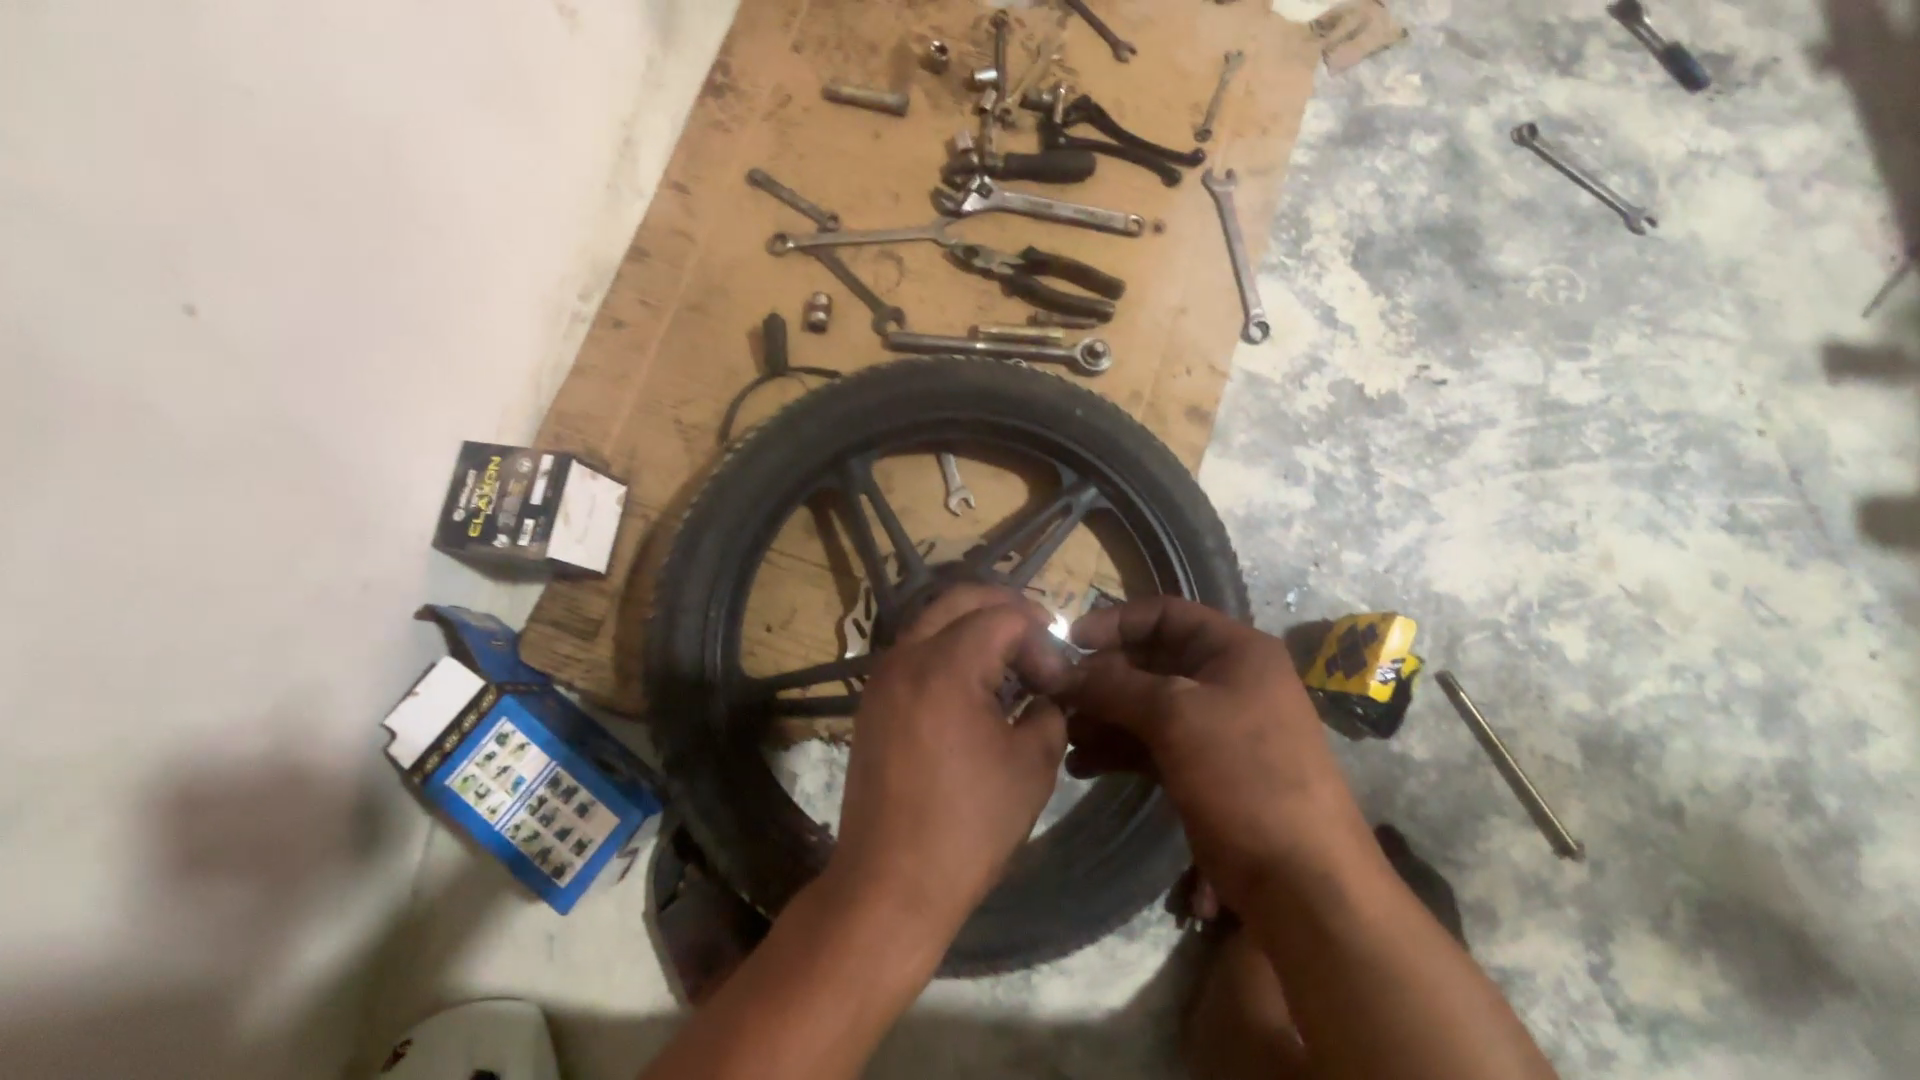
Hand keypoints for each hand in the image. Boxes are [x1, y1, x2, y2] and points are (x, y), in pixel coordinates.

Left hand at [829, 585, 1071, 934]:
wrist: (891, 881)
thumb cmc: (969, 825)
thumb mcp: (1032, 764)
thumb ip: (1048, 712)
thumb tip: (1046, 694)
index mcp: (945, 666)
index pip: (1003, 617)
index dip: (1040, 639)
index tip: (1057, 681)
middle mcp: (905, 658)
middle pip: (960, 600)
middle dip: (1006, 610)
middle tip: (1040, 639)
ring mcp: (881, 679)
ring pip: (932, 624)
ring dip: (974, 629)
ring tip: (1011, 662)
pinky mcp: (871, 704)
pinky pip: (914, 655)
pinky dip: (947, 652)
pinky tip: (975, 688)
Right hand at [1060, 597, 1373, 910]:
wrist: (1302, 877)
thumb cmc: (1244, 775)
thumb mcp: (1176, 716)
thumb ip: (1115, 686)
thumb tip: (1063, 670)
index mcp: (1236, 650)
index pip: (1165, 614)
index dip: (1115, 622)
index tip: (1068, 643)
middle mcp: (1227, 680)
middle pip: (1152, 661)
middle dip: (1102, 677)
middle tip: (1056, 695)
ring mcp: (1216, 728)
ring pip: (1147, 706)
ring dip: (1104, 716)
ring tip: (1064, 734)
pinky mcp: (1205, 770)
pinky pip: (1152, 744)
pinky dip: (1118, 750)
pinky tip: (1082, 764)